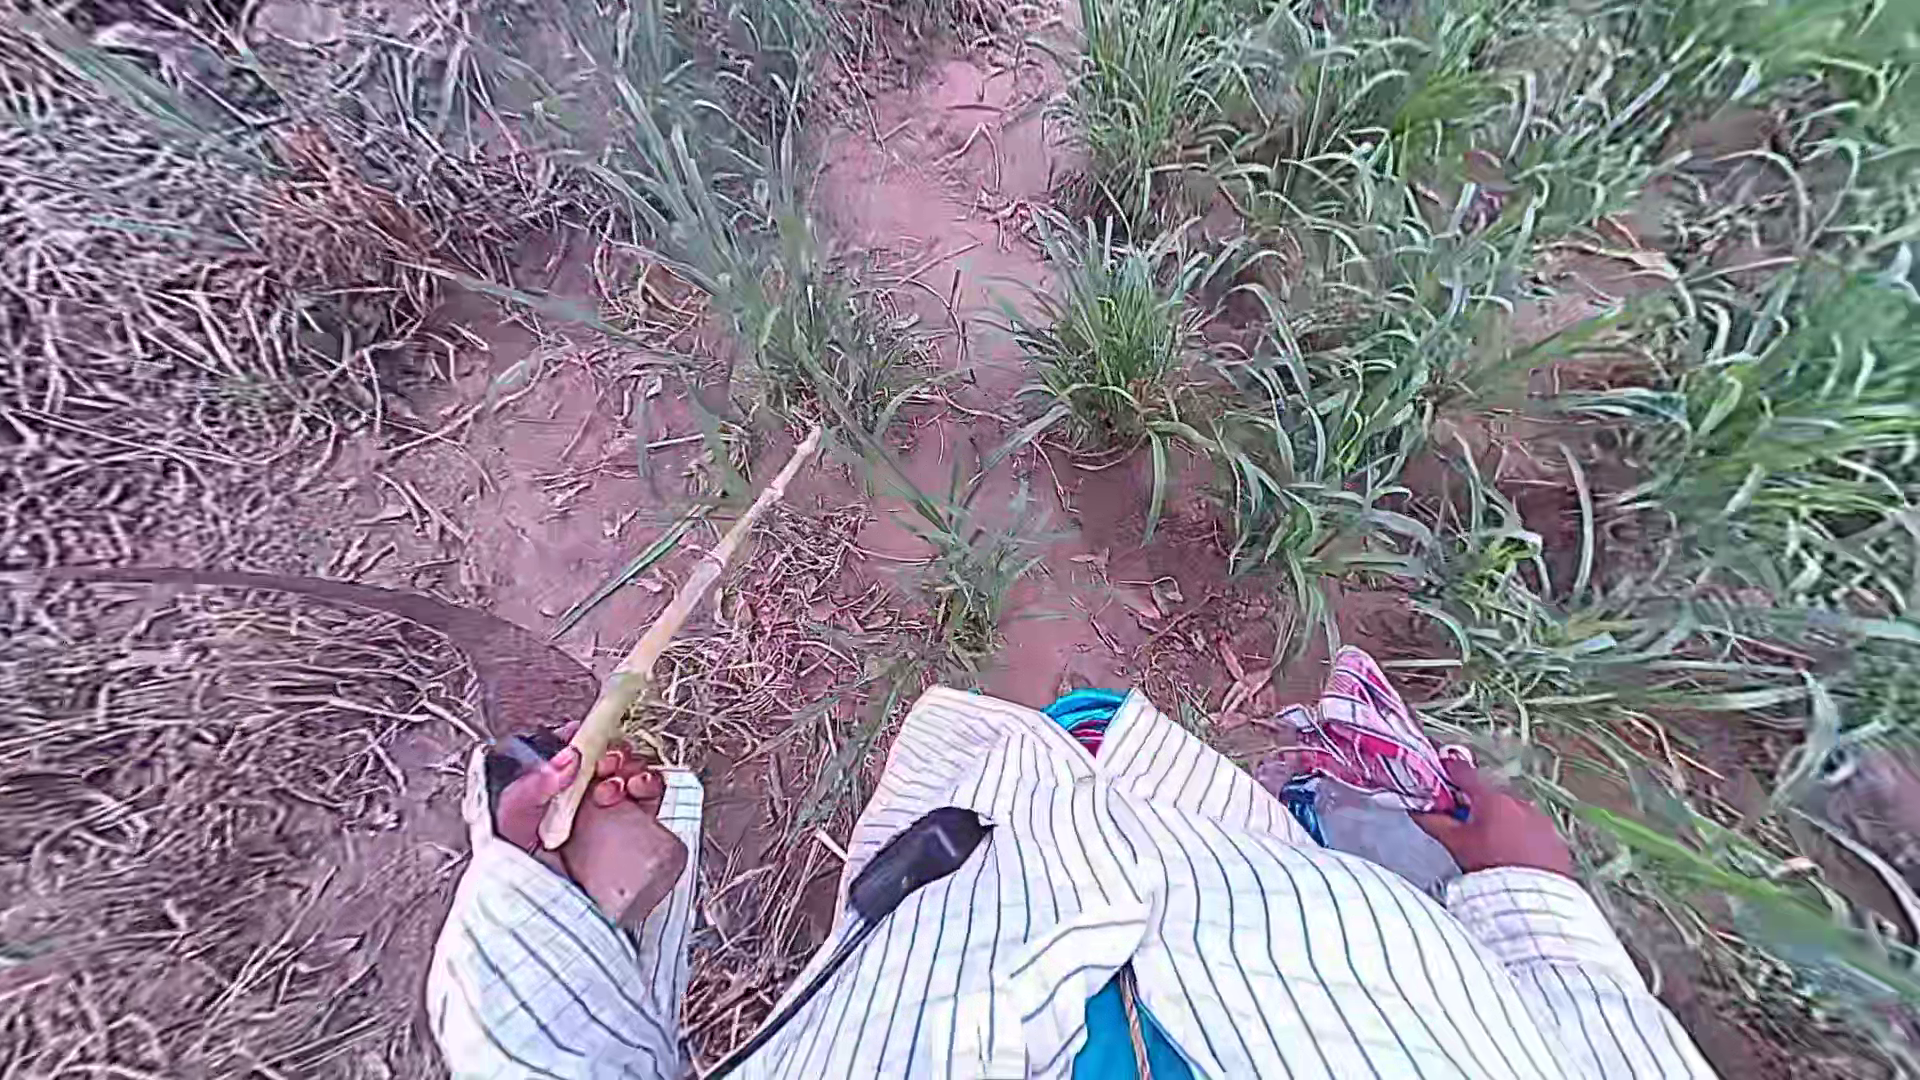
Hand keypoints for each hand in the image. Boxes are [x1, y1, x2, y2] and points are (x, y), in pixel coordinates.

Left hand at [493, 728, 688, 926]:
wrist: (554, 934)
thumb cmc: (521, 888)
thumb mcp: (509, 834)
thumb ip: (529, 793)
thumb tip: (566, 758)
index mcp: (548, 801)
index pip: (567, 756)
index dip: (579, 739)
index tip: (582, 734)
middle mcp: (582, 805)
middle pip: (604, 760)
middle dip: (607, 753)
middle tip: (602, 763)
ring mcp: (613, 819)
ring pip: (632, 772)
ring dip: (629, 767)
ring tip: (616, 785)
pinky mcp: (639, 832)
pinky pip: (654, 796)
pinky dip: (652, 783)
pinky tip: (640, 789)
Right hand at [1412, 759, 1573, 876]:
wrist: (1534, 900)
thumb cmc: (1491, 865)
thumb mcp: (1452, 841)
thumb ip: (1432, 819)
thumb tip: (1417, 808)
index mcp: (1491, 799)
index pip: (1464, 773)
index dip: (1450, 768)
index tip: (1442, 767)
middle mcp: (1520, 804)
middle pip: (1489, 792)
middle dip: (1475, 799)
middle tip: (1461, 812)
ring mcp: (1542, 822)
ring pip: (1512, 809)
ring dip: (1498, 815)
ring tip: (1486, 834)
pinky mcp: (1557, 841)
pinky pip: (1531, 827)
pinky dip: (1518, 831)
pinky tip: (1509, 846)